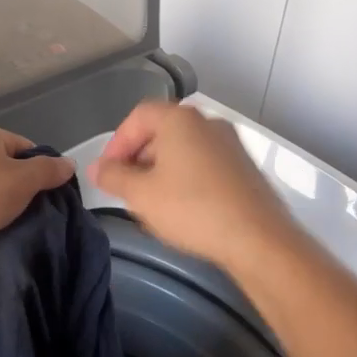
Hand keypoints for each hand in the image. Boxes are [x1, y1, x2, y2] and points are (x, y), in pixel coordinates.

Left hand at [0, 124, 76, 272]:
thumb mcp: (22, 181)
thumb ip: (48, 171)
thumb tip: (69, 164)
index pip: (25, 148)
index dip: (40, 170)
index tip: (48, 196)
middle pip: (7, 168)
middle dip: (21, 191)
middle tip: (35, 214)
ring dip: (2, 207)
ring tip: (15, 226)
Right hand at [88, 101, 297, 271]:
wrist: (259, 240)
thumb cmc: (194, 210)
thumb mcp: (142, 195)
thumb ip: (114, 177)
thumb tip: (97, 168)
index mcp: (180, 119)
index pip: (138, 117)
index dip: (117, 142)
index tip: (108, 171)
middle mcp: (207, 122)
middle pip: (162, 130)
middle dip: (139, 158)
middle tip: (127, 189)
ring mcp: (230, 143)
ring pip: (184, 149)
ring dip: (161, 170)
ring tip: (152, 203)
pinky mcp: (244, 166)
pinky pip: (205, 163)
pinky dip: (186, 178)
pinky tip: (183, 209)